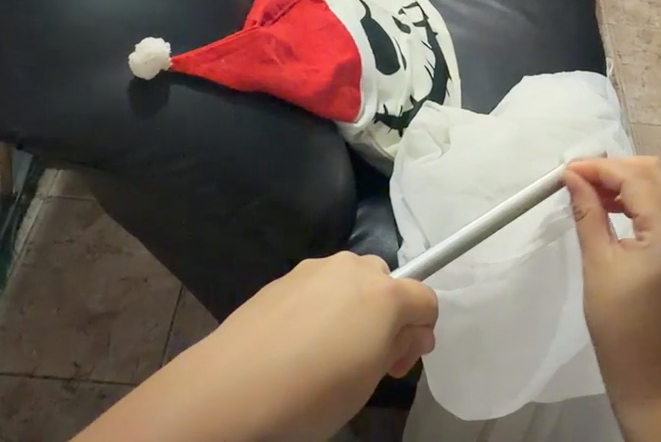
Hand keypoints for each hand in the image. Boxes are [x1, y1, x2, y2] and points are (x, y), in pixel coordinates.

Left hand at [152, 253, 437, 440]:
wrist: (234, 385)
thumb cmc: (314, 391)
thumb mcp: (370, 379)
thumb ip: (398, 345)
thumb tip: (411, 331)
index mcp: (385, 294)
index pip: (426, 298)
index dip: (421, 331)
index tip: (400, 362)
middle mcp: (353, 268)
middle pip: (387, 282)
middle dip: (386, 315)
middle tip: (368, 358)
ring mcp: (316, 268)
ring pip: (351, 280)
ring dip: (353, 307)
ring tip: (328, 350)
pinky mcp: (285, 276)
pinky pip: (318, 286)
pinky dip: (321, 306)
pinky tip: (298, 342)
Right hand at [564, 157, 660, 410]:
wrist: (649, 374)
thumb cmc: (619, 324)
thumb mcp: (597, 262)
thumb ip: (588, 211)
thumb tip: (572, 176)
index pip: (638, 178)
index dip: (601, 167)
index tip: (567, 171)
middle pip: (657, 172)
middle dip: (616, 167)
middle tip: (580, 178)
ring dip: (628, 178)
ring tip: (592, 190)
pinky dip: (640, 195)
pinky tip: (612, 204)